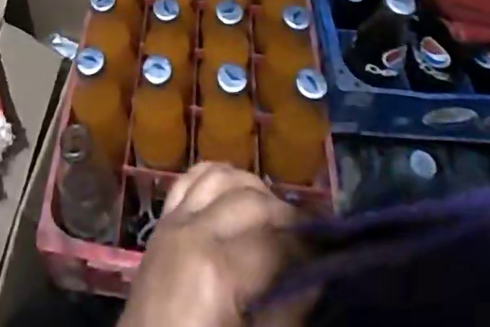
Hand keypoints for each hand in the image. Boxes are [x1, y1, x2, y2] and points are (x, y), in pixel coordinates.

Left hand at [119, 163, 305, 326]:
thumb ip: (286, 314)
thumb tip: (316, 280)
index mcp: (219, 269)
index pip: (277, 240)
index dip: (308, 246)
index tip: (328, 255)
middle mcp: (195, 231)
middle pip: (251, 200)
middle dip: (286, 214)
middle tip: (309, 237)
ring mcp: (173, 222)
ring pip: (219, 176)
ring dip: (251, 188)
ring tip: (274, 214)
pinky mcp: (161, 223)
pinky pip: (188, 179)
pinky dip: (215, 176)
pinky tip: (233, 192)